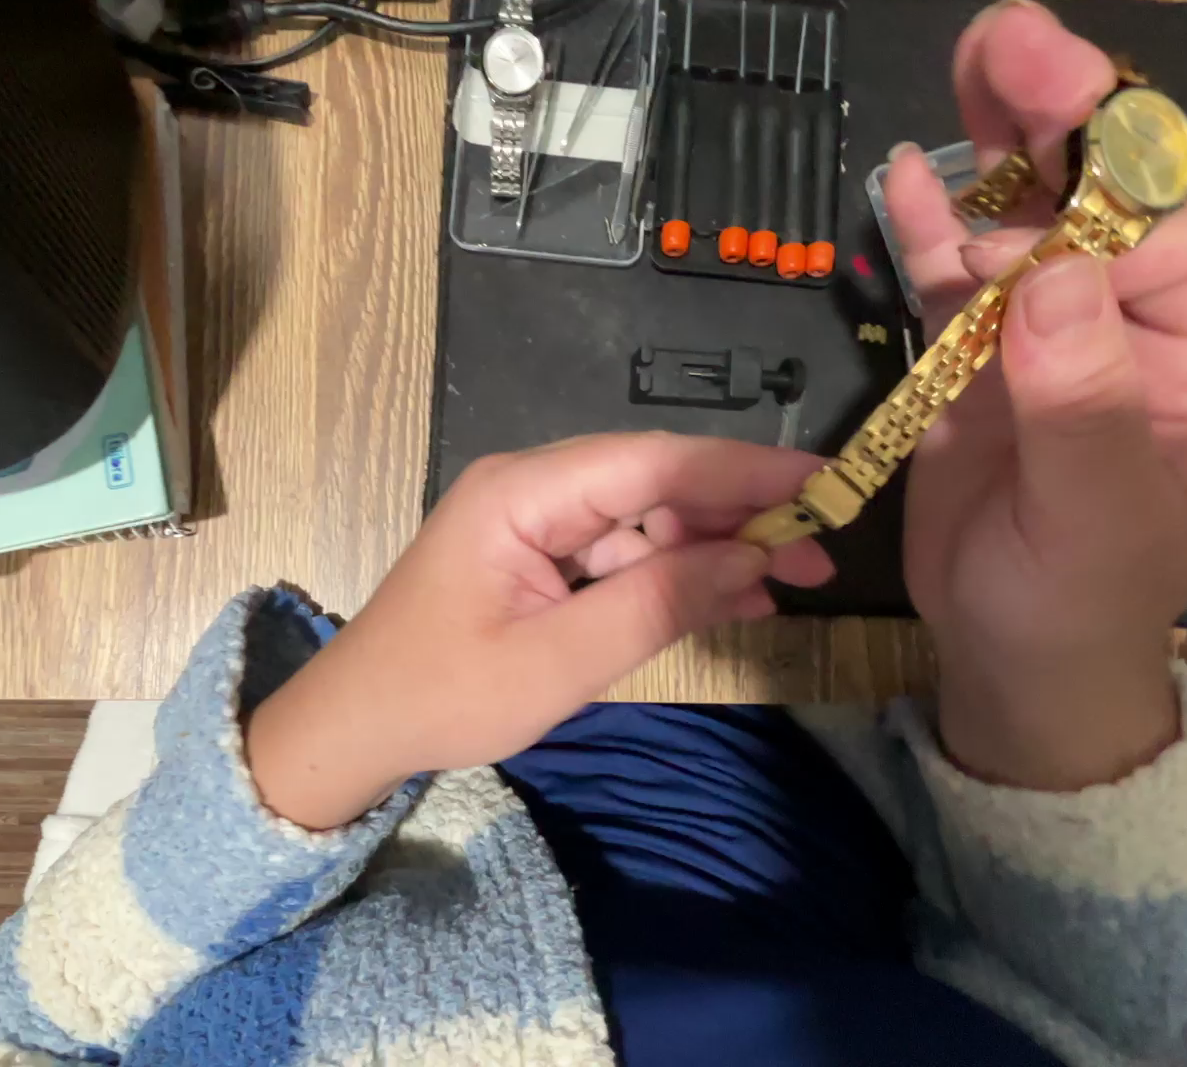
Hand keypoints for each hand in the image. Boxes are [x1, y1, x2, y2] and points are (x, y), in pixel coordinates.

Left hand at [246, 433, 833, 828]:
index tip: (826, 483)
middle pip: (651, 481)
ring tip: (788, 582)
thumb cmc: (442, 696)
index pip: (650, 462)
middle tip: (818, 553)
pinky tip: (728, 596)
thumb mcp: (557, 662)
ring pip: (641, 516)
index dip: (742, 470)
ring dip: (710, 546)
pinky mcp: (537, 553)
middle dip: (736, 513)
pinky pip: (616, 551)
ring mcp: (533, 519)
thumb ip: (656, 604)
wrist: (359, 723)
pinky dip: (669, 573)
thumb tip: (754, 557)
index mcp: (521, 492)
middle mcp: (529, 487)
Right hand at [882, 1, 1186, 788]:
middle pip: (1108, 202)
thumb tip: (1053, 277)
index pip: (1183, 242)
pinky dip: (931, 231)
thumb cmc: (1074, 596)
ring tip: (967, 69)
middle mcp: (1130, 331)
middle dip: (1065, 119)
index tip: (1009, 274)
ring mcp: (1044, 343)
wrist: (1009, 642)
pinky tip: (903, 180)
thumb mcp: (1095, 520)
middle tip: (1002, 42)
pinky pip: (954, 284)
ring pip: (1027, 228)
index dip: (1102, 228)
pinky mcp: (974, 365)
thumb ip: (1087, 403)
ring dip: (997, 151)